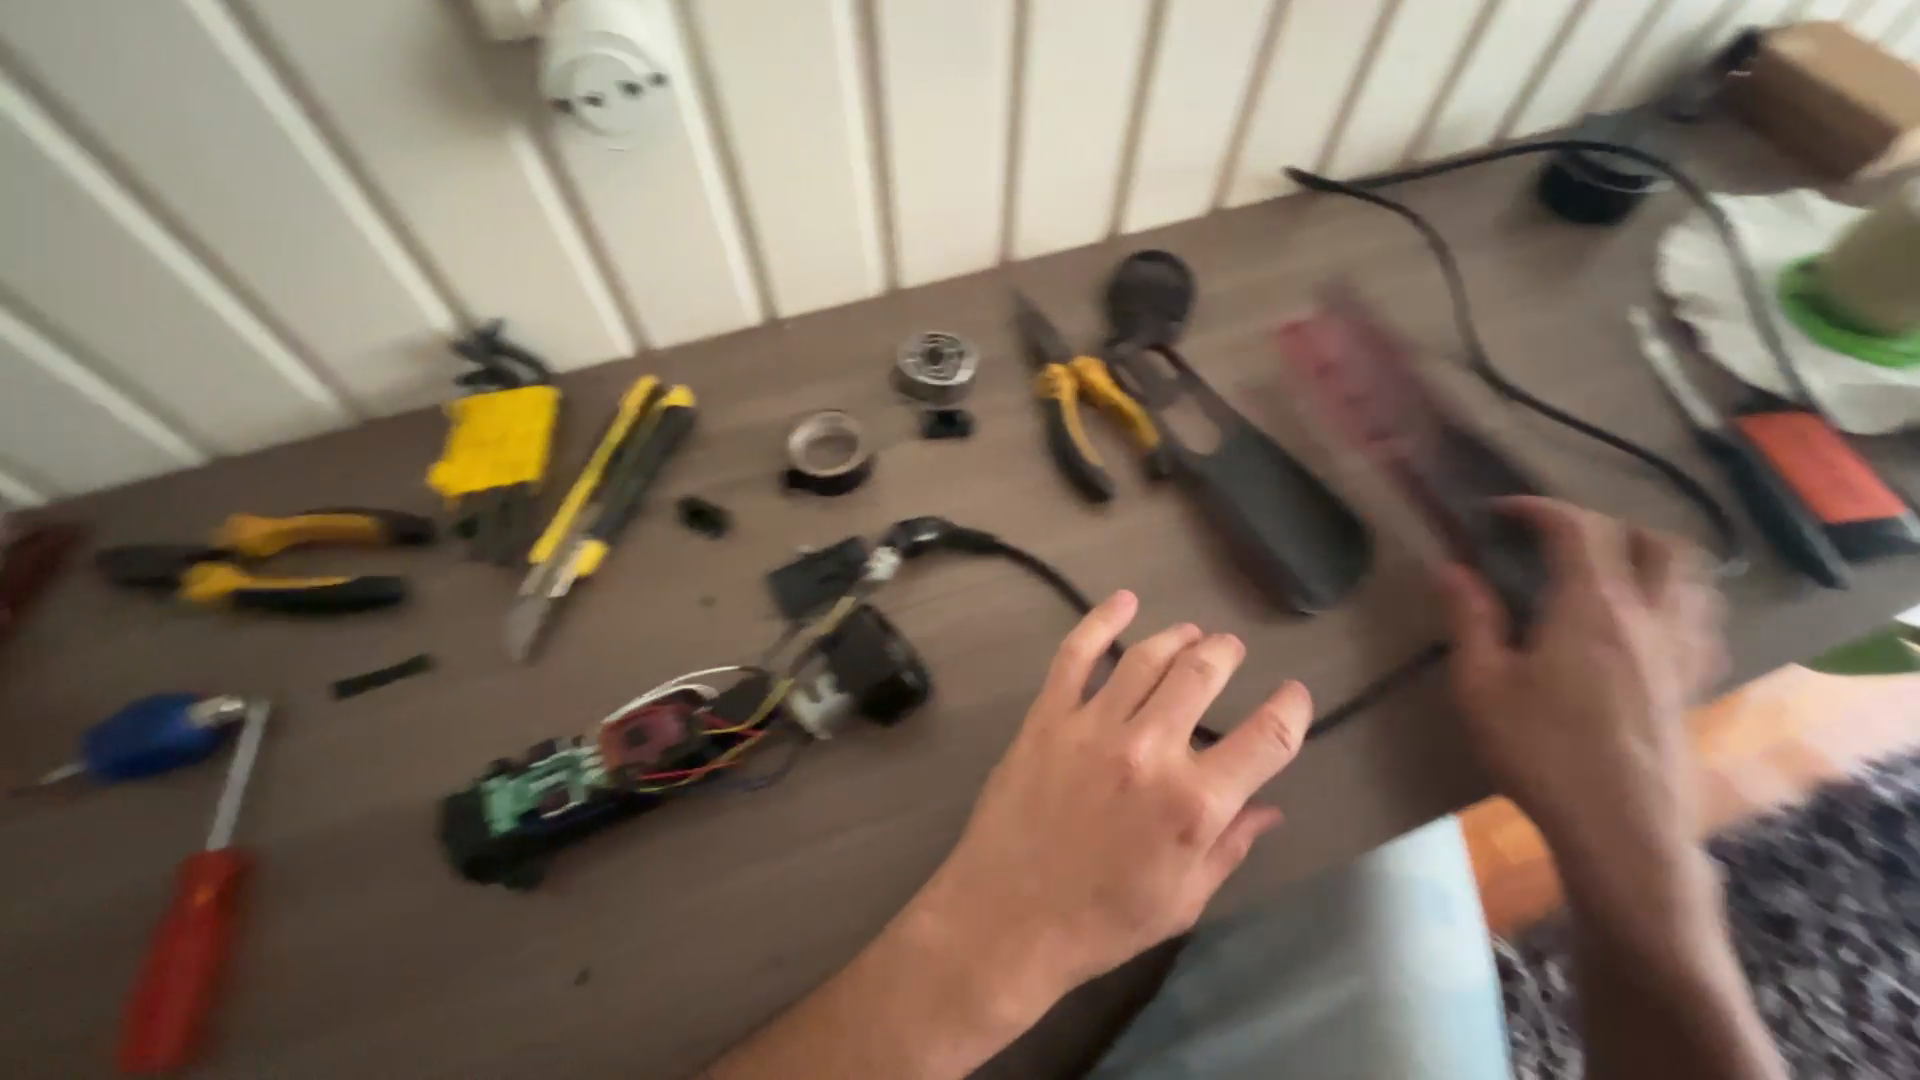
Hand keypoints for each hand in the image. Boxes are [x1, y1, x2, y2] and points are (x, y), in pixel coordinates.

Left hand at [900, 590, 1312, 1020]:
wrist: (1007, 917)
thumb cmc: (1102, 921)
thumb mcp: (1184, 899)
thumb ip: (1231, 846)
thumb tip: (1269, 808)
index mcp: (1194, 805)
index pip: (1268, 737)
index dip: (1291, 709)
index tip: (1294, 695)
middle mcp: (1150, 752)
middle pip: (1203, 675)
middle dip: (1226, 654)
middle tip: (1229, 650)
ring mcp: (1093, 726)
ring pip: (1147, 658)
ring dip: (1178, 637)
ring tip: (1191, 634)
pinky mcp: (1047, 717)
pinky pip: (1077, 654)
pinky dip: (1102, 621)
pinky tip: (1122, 601)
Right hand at [1438, 498, 1725, 864]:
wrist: (1620, 826)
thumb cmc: (1538, 749)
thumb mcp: (1480, 683)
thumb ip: (1469, 618)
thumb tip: (1451, 568)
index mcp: (1591, 608)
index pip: (1577, 529)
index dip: (1537, 508)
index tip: (1497, 513)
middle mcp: (1647, 617)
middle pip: (1652, 541)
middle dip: (1602, 524)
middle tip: (1554, 539)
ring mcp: (1679, 651)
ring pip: (1690, 576)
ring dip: (1648, 555)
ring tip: (1604, 567)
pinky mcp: (1691, 684)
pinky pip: (1701, 620)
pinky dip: (1675, 598)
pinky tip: (1645, 618)